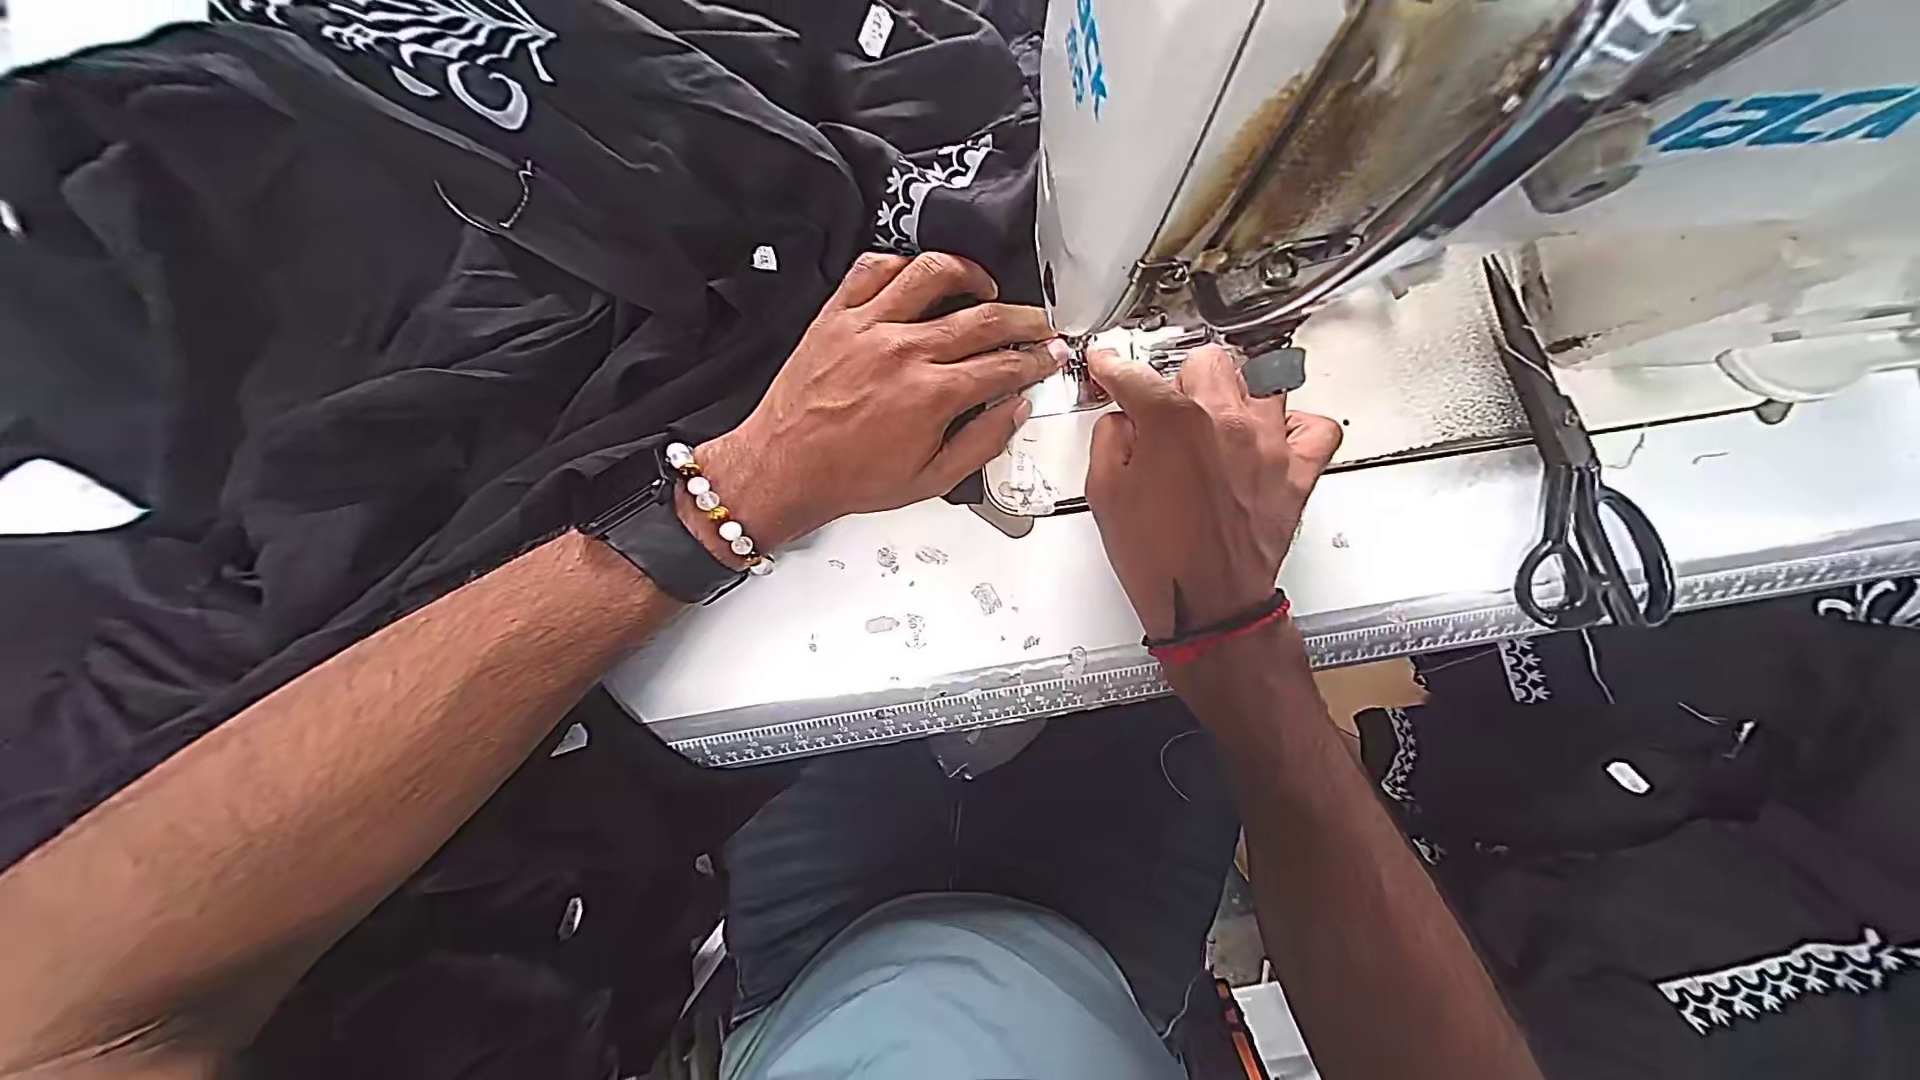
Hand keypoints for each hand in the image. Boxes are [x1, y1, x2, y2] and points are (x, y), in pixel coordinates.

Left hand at [692, 253, 1064, 553]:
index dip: (1037, 358)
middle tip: (1036, 324)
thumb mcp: (930, 480)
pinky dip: (903, 263)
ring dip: (970, 274)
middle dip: (1025, 319)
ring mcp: (868, 327)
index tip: (1048, 355)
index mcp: (931, 395)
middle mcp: (904, 352)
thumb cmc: (849, 477)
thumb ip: (981, 442)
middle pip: (984, 316)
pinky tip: (916, 278)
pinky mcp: (836, 316)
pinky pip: (874, 268)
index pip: (1004, 364)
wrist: (785, 468)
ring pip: (933, 274)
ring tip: (985, 286)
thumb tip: (1013, 411)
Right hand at [1085, 345, 1341, 641]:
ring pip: (1262, 380)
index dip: (1113, 366)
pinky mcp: (1297, 471)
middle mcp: (1225, 422)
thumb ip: (1108, 440)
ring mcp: (1268, 444)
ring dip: (1233, 392)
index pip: (1136, 375)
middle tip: (1166, 405)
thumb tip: (1120, 421)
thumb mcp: (1104, 495)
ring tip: (1217, 417)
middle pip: (1207, 362)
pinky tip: (1271, 435)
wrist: (1206, 603)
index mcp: (1172, 424)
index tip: (1108, 365)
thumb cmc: (1159, 559)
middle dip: (1178, 377)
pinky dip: (1296, 424)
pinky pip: (1315, 427)